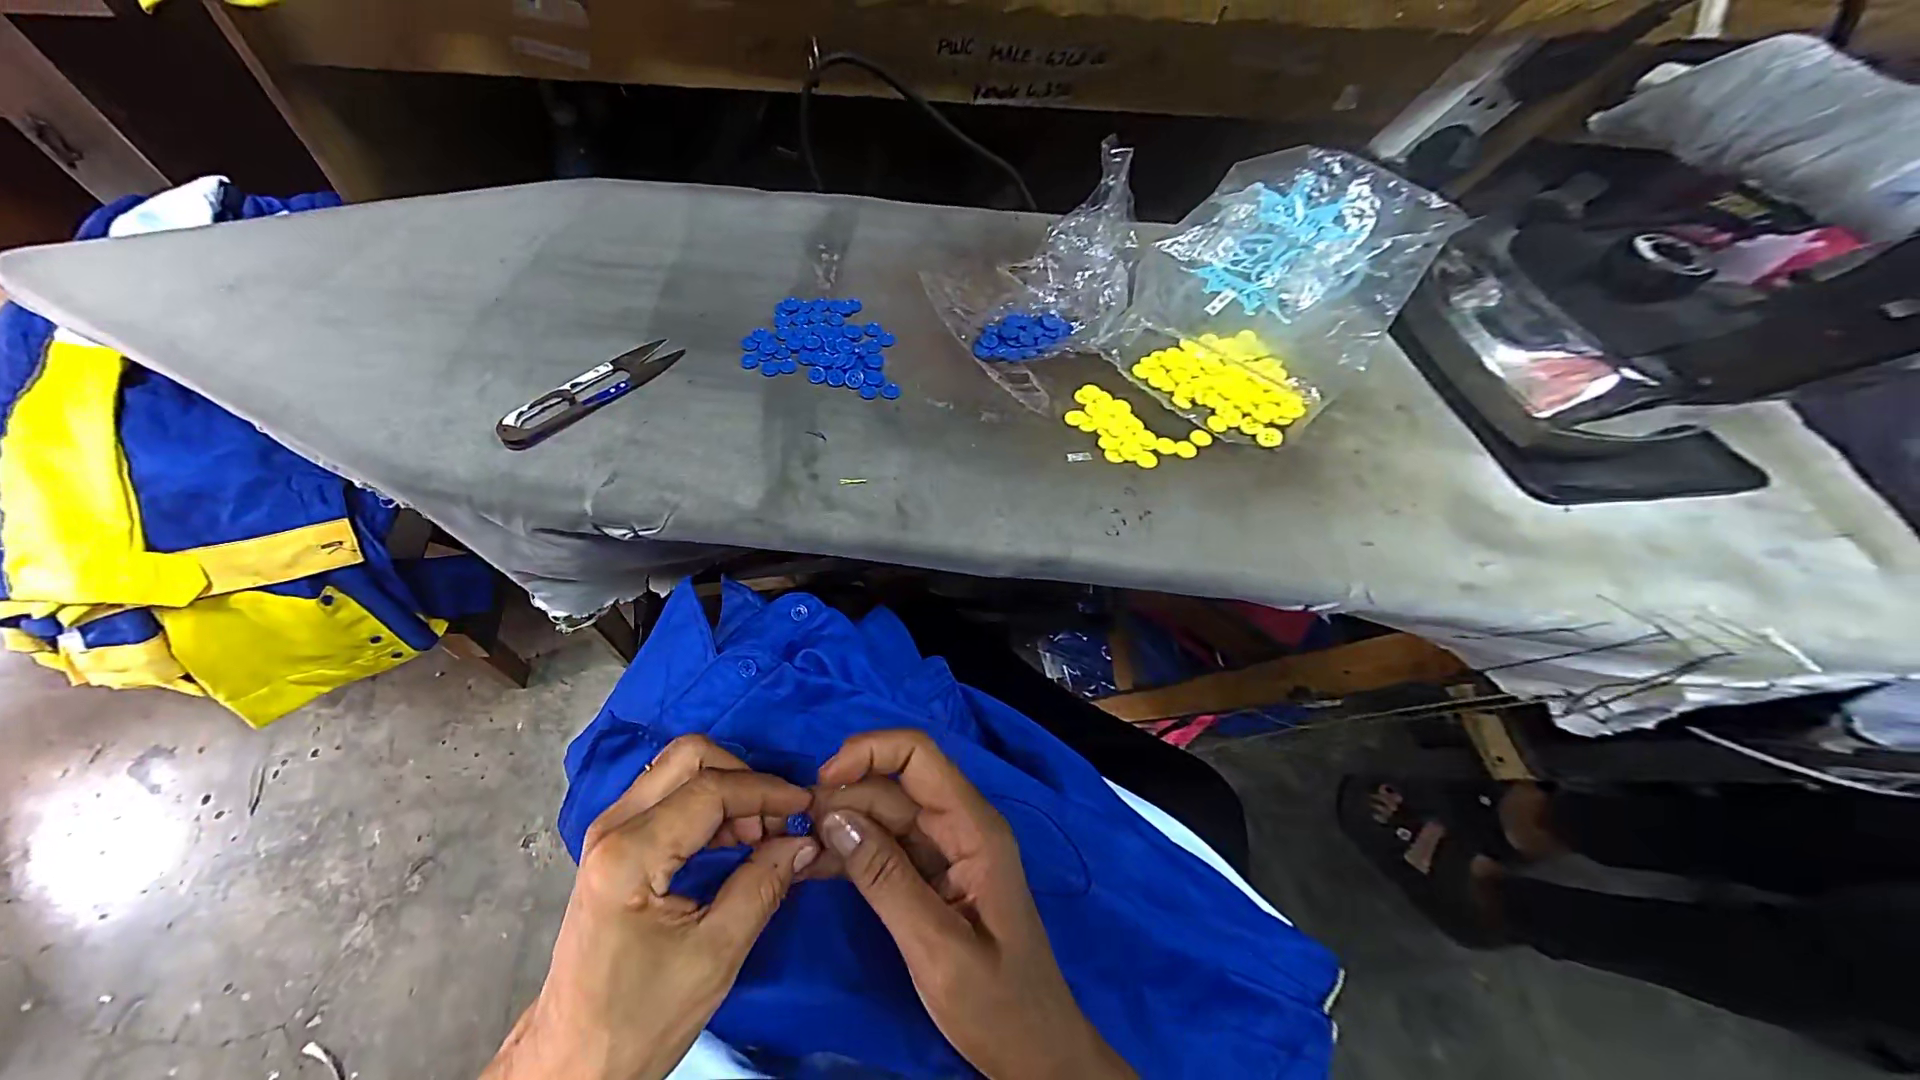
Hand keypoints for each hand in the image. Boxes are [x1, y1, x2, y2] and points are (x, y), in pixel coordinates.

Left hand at [482, 736, 818, 1079]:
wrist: (568, 1063)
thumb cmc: (639, 1018)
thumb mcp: (715, 955)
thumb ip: (764, 885)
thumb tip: (805, 840)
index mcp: (630, 853)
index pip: (712, 789)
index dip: (767, 791)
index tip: (805, 807)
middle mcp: (613, 827)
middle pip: (689, 756)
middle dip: (743, 777)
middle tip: (774, 820)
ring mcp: (609, 832)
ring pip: (679, 770)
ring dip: (728, 789)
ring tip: (760, 835)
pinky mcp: (615, 845)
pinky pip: (671, 795)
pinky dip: (711, 805)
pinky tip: (736, 841)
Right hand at [812, 730, 1134, 1079]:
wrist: (1034, 1052)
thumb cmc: (997, 1003)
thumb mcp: (936, 947)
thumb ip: (886, 879)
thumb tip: (835, 818)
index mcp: (975, 827)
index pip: (920, 755)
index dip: (869, 751)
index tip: (821, 782)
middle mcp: (962, 826)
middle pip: (896, 784)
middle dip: (846, 794)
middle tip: (798, 830)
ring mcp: (948, 850)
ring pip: (887, 813)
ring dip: (843, 823)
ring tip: (799, 849)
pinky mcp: (935, 875)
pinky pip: (888, 846)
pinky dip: (854, 851)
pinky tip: (818, 865)